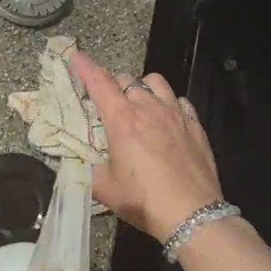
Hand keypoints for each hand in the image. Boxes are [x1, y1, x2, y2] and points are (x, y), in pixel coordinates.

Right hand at [70, 50, 223, 242]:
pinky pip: (180, 101)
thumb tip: (86, 163)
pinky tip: (168, 119)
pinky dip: (169, 103)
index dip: (84, 67)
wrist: (191, 214)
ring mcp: (175, 115)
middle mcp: (148, 109)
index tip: (75, 56)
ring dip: (142, 87)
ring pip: (156, 82)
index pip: (99, 82)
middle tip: (107, 100)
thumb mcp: (104, 188)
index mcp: (122, 120)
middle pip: (126, 79)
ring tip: (139, 102)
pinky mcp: (195, 126)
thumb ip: (91, 169)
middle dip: (112, 83)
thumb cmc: (142, 199)